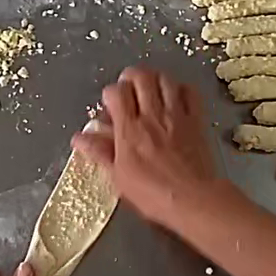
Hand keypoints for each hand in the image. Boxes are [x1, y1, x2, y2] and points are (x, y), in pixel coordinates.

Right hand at [71, 66, 234, 230]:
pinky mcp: (196, 120)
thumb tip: (79, 138)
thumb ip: (99, 152)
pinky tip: (174, 98)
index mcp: (129, 129)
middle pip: (140, 76)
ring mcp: (176, 115)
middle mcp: (152, 115)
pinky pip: (190, 92)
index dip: (110, 93)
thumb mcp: (118, 176)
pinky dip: (180, 89)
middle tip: (128, 90)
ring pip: (164, 78)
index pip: (115, 92)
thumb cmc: (153, 193)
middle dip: (130, 77)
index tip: (110, 107)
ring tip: (149, 90)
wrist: (194, 200)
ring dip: (154, 79)